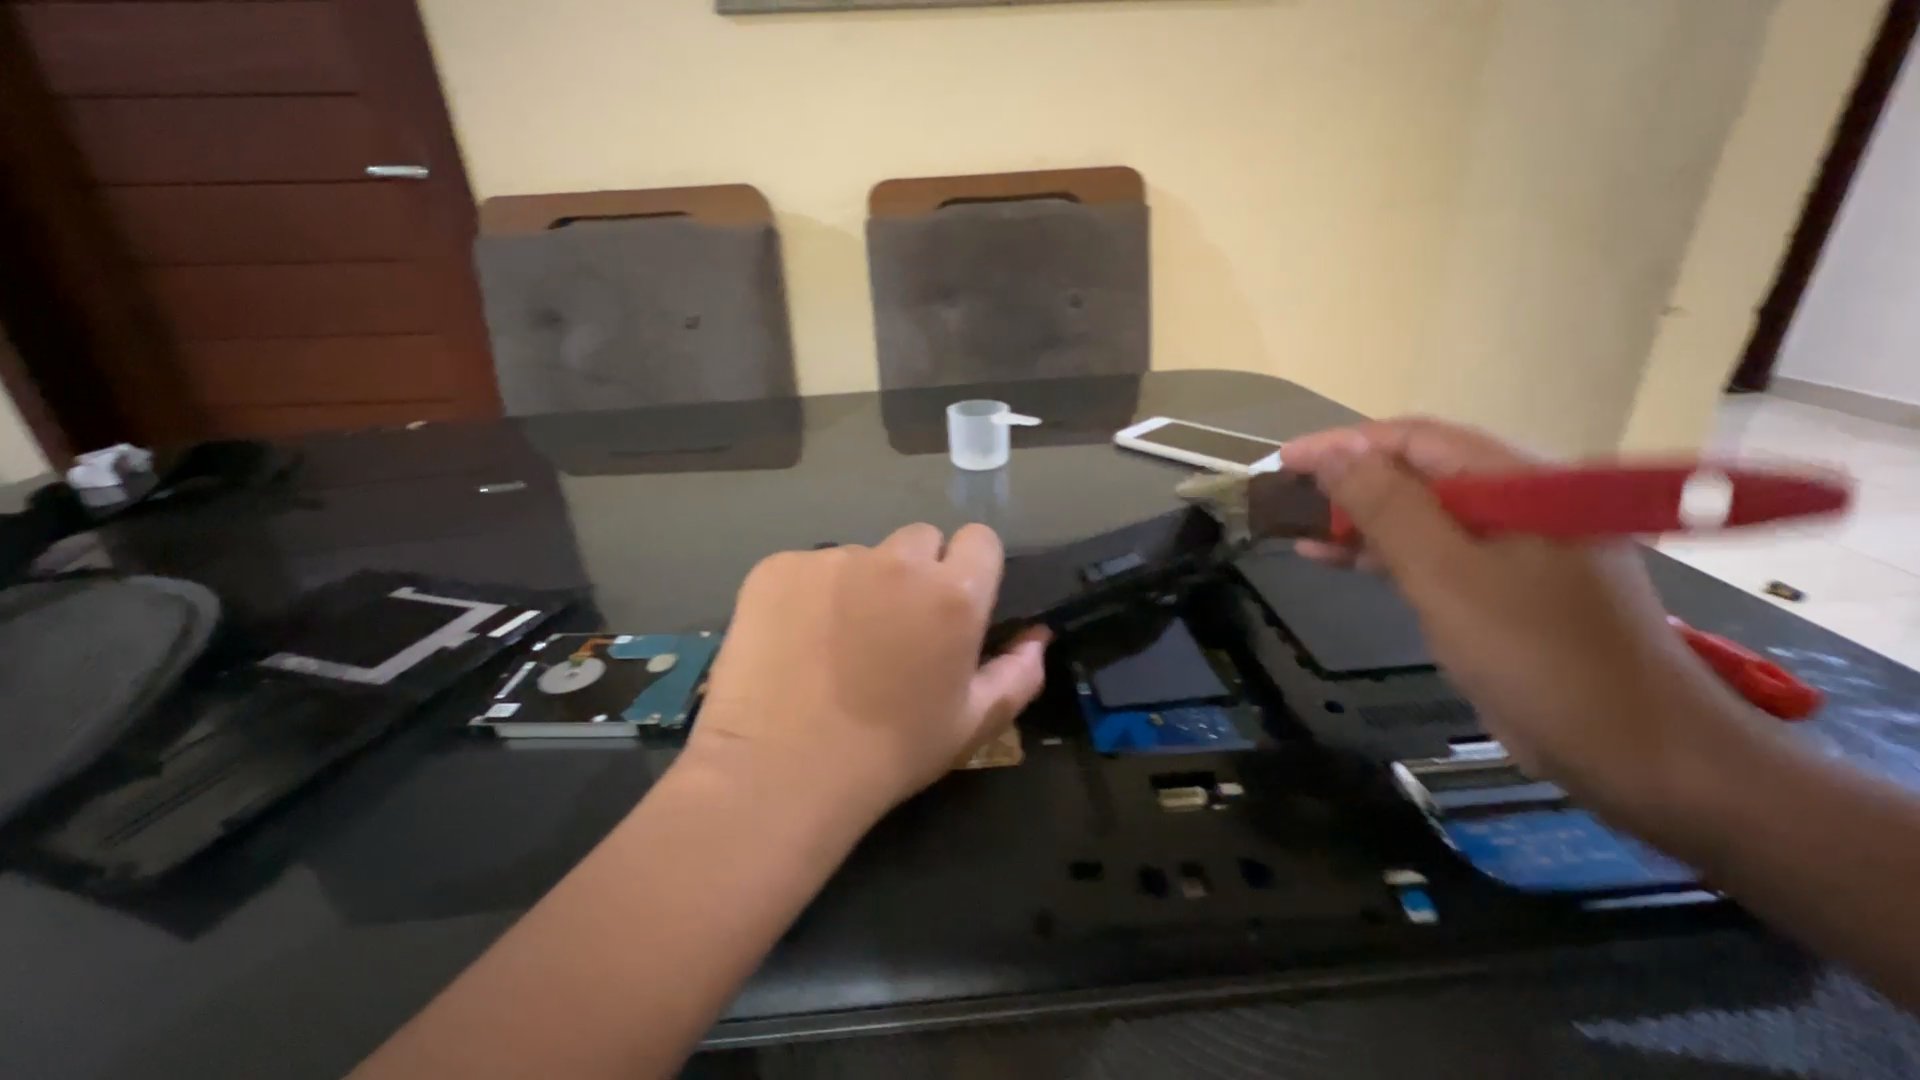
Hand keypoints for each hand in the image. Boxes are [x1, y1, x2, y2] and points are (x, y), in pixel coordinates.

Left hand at [681, 524, 1049, 821]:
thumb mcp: (972, 724)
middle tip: (894, 629)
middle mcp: (896, 560)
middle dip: (916, 572)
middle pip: (919, 540)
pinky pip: (806, 569)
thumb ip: (1018, 673)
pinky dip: (807, 595)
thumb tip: (1037, 637)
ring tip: (835, 645)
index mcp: (953, 593)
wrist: (782, 771)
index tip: (952, 606)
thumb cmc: (891, 753)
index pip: (979, 540)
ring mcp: (831, 559)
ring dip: (860, 585)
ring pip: (860, 556)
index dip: (969, 570)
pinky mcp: (777, 568)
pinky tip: (794, 643)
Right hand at [1282, 419, 1759, 819]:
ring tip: (1292, 528)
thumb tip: (1332, 454)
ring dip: (1357, 520)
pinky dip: (1384, 556)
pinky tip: (1337, 561)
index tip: (1281, 461)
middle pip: (1416, 473)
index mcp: (1517, 482)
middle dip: (1344, 481)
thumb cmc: (1539, 657)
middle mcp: (1518, 502)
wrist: (1637, 751)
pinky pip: (1434, 556)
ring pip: (1420, 516)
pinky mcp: (1507, 590)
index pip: (1414, 439)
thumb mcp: (1448, 576)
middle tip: (1279, 498)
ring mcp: (1515, 548)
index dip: (1342, 444)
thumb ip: (1387, 508)